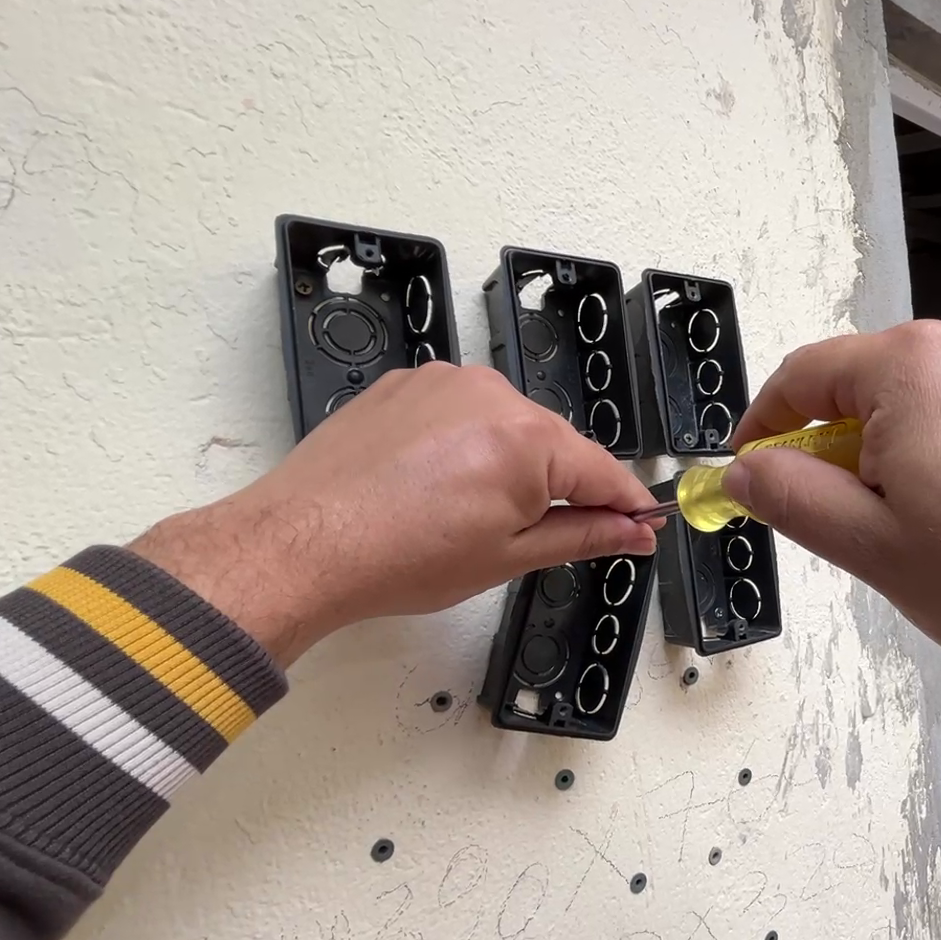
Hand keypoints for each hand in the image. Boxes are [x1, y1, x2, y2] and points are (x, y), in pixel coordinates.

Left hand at [130, 363, 657, 665]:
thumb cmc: (400, 557)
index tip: (641, 525)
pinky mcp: (408, 385)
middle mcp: (492, 394)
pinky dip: (471, 445)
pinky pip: (466, 412)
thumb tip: (633, 532)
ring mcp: (445, 382)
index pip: (603, 471)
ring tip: (474, 514)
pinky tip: (442, 484)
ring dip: (514, 464)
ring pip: (511, 427)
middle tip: (541, 535)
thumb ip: (586, 535)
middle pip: (557, 445)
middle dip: (563, 487)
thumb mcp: (512, 555)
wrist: (300, 546)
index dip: (626, 504)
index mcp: (528, 438)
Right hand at [721, 308, 940, 749]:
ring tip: (936, 531)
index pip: (802, 379)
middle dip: (842, 453)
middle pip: (863, 387)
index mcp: (911, 367)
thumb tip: (749, 472)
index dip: (765, 428)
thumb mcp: (875, 549)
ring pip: (920, 400)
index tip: (755, 466)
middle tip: (857, 526)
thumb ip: (792, 499)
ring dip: (901, 456)